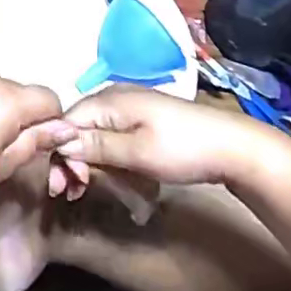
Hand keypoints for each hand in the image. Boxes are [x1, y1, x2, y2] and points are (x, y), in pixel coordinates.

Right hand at [56, 86, 271, 186]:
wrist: (230, 146)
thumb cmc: (182, 149)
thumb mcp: (137, 152)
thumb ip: (97, 146)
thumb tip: (60, 142)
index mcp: (109, 99)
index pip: (67, 122)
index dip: (60, 153)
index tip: (64, 186)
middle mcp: (114, 96)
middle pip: (79, 126)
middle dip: (73, 159)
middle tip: (74, 193)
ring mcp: (129, 106)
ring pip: (95, 132)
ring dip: (90, 161)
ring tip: (91, 189)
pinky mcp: (141, 119)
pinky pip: (112, 135)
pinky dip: (108, 156)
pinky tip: (113, 177)